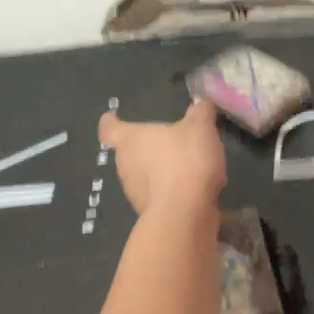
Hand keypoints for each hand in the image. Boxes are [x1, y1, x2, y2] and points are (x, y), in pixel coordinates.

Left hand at [98, 99, 226, 215]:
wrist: (185, 211)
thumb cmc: (186, 161)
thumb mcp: (201, 128)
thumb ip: (201, 113)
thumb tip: (202, 102)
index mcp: (130, 139)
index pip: (110, 127)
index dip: (111, 120)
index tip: (113, 117)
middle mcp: (124, 163)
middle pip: (128, 151)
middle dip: (145, 148)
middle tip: (167, 144)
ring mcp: (133, 190)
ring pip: (141, 174)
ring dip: (157, 171)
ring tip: (183, 170)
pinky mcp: (147, 210)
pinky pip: (156, 195)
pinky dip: (168, 191)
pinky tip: (189, 191)